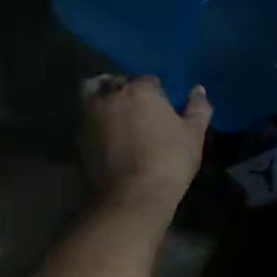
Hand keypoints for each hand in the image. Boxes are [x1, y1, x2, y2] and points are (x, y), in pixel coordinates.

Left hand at [81, 75, 210, 217]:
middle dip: (129, 92)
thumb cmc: (169, 162)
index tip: (163, 110)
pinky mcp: (78, 135)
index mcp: (141, 89)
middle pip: (119, 82)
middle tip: (141, 113)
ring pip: (94, 93)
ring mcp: (89, 113)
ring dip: (105, 98)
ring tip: (118, 116)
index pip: (150, 80)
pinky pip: (87, 117)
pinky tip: (107, 137)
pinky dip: (95, 120)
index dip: (158, 93)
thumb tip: (198, 89)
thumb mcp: (193, 135)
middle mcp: (111, 94)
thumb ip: (198, 108)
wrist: (132, 197)